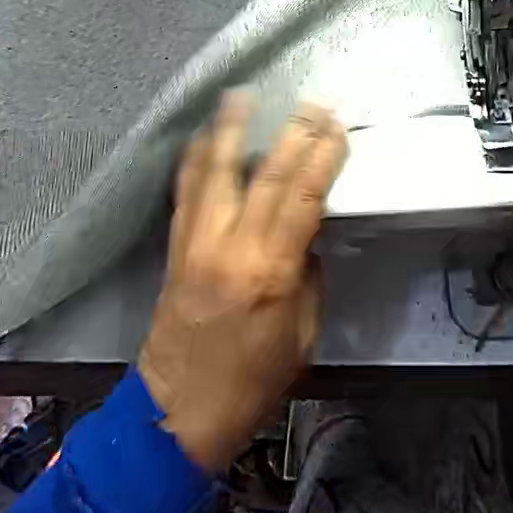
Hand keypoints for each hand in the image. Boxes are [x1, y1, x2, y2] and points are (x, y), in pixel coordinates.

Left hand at [138, 95, 346, 472]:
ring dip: (229, 131)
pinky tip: (199, 136)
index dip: (323, 157)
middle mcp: (230, 248)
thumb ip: (307, 273)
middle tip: (312, 101)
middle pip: (264, 176)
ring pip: (213, 175)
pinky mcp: (174, 251)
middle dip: (292, 133)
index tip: (338, 126)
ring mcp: (195, 246)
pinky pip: (185, 195)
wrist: (176, 417)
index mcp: (270, 271)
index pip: (303, 197)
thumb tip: (308, 233)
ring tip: (241, 95)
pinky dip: (193, 161)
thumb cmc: (254, 379)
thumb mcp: (304, 330)